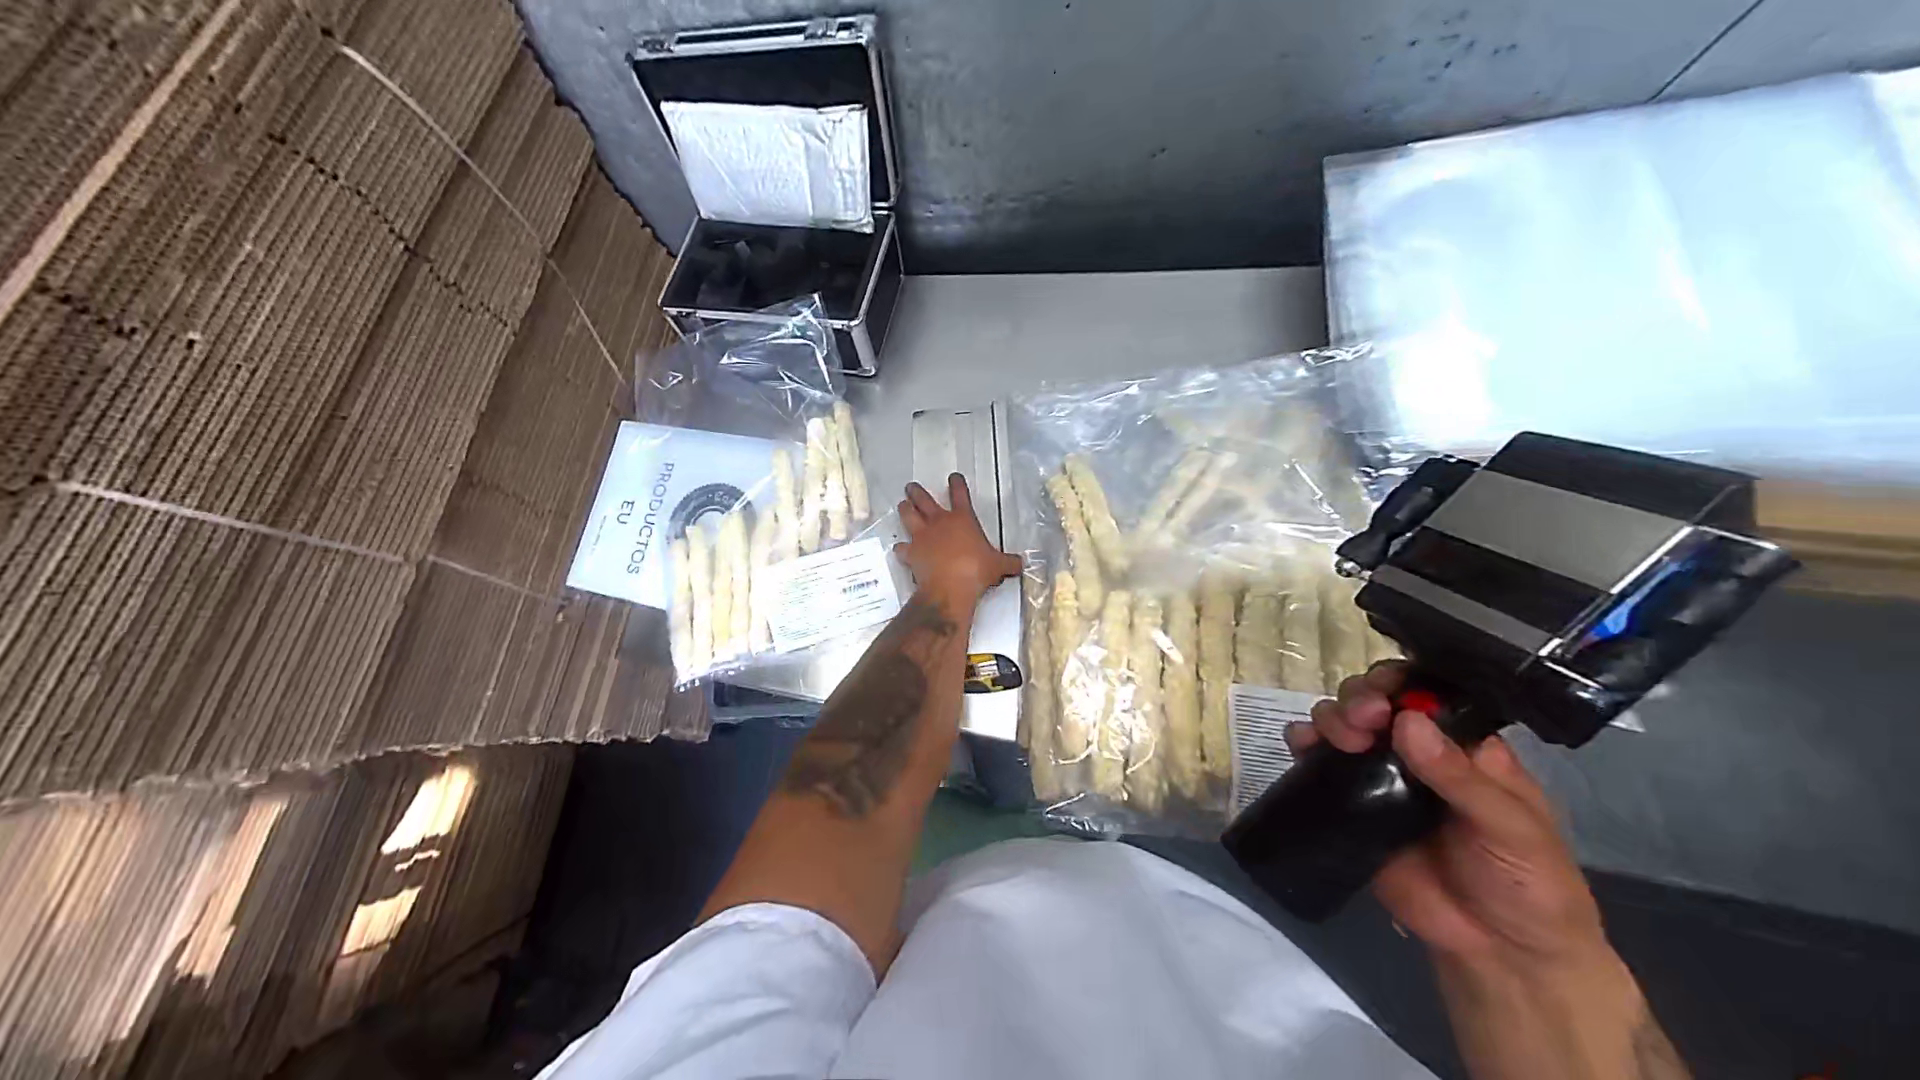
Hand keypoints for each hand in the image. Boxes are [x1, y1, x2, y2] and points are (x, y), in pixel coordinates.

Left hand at [894, 474, 1022, 601]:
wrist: (950, 587)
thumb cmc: (976, 571)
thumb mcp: (999, 566)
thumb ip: (1009, 562)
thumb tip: (1021, 564)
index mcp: (962, 519)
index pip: (960, 494)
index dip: (957, 484)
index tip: (953, 477)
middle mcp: (939, 523)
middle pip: (924, 500)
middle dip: (917, 492)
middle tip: (911, 487)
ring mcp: (922, 536)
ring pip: (908, 516)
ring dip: (905, 510)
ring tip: (902, 505)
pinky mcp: (911, 553)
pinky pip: (902, 548)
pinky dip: (901, 548)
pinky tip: (900, 549)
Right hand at [1287, 662, 1611, 976]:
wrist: (1496, 952)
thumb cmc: (1528, 883)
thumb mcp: (1511, 827)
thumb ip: (1460, 776)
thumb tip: (1409, 721)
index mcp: (1463, 747)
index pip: (1426, 694)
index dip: (1401, 682)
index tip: (1387, 692)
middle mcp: (1416, 751)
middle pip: (1377, 700)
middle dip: (1362, 698)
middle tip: (1364, 720)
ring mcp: (1380, 776)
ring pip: (1343, 723)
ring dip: (1332, 716)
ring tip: (1340, 738)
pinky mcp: (1350, 803)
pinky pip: (1318, 763)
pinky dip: (1303, 744)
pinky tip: (1301, 744)